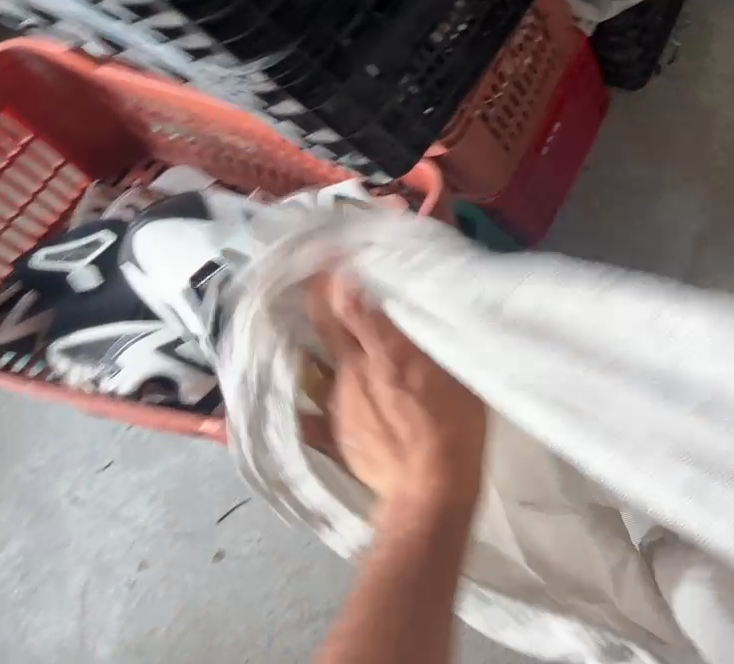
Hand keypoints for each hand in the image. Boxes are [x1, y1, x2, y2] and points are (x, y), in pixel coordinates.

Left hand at [304, 272, 487, 514]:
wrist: (431, 488)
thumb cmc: (452, 423)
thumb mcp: (436, 367)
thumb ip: (390, 329)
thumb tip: (350, 288)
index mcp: (376, 355)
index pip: (345, 304)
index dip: (331, 274)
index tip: (326, 246)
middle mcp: (349, 374)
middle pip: (327, 326)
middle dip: (319, 294)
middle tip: (315, 264)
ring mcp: (338, 405)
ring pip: (320, 358)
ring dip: (317, 332)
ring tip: (315, 309)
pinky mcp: (335, 434)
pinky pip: (305, 411)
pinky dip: (294, 393)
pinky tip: (280, 385)